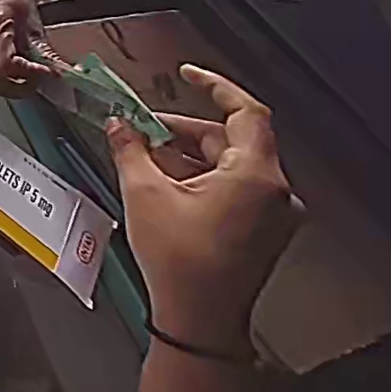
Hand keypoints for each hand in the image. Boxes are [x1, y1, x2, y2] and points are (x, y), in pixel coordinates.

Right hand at [106, 65, 299, 355]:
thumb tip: (117, 123)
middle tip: (140, 126)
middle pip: (228, 138)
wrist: (200, 319)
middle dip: (180, 129)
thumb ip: (130, 148)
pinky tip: (161, 179)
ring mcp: (271, 212)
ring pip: (227, 162)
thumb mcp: (144, 191)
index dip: (214, 85)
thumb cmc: (179, 258)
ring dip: (184, 153)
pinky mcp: (262, 228)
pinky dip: (197, 174)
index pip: (246, 112)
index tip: (186, 72)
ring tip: (142, 153)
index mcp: (255, 176)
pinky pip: (231, 184)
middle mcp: (273, 191)